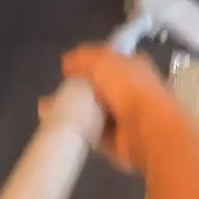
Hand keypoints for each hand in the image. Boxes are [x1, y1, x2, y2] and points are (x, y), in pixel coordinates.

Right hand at [60, 45, 183, 172]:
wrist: (147, 129)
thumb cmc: (128, 88)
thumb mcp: (102, 60)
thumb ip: (83, 58)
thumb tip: (67, 61)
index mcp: (135, 67)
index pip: (110, 62)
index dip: (89, 64)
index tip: (68, 69)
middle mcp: (133, 91)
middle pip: (100, 89)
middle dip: (78, 90)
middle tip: (56, 93)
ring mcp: (127, 118)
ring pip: (95, 112)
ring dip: (75, 111)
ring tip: (50, 110)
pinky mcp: (119, 141)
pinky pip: (94, 134)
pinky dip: (78, 131)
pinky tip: (61, 126)